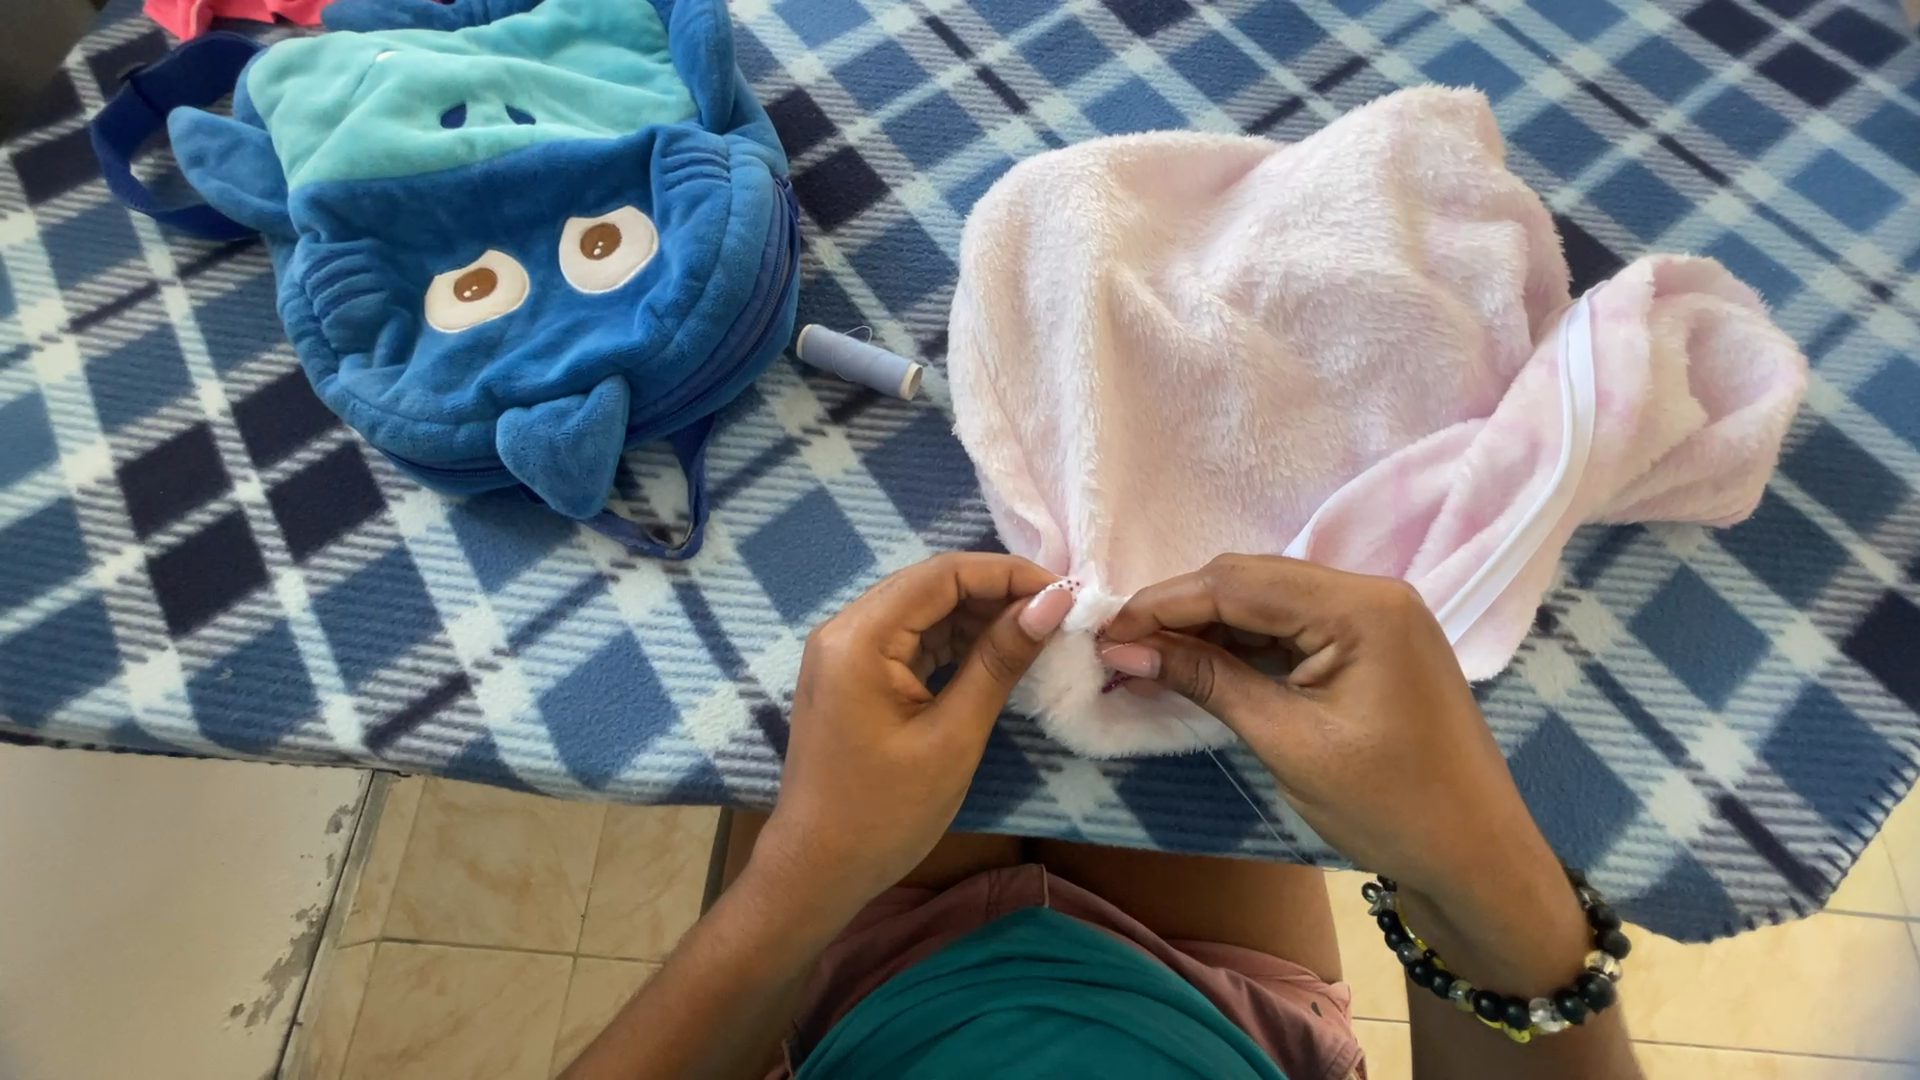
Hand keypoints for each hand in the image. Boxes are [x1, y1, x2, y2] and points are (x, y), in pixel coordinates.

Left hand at [749, 553, 1070, 916]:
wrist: (818, 870)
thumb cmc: (885, 813)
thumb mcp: (953, 736)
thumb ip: (1000, 660)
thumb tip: (1052, 605)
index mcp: (859, 637)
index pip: (942, 574)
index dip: (1007, 573)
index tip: (1063, 593)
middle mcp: (845, 628)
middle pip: (930, 584)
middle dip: (996, 592)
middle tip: (1056, 613)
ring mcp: (845, 649)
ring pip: (922, 608)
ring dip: (978, 615)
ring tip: (1035, 631)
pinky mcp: (853, 670)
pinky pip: (910, 637)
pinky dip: (954, 640)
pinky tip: (994, 650)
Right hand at [1099, 556, 1572, 931]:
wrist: (1478, 862)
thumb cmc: (1389, 807)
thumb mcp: (1286, 740)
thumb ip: (1204, 679)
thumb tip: (1122, 650)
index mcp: (1360, 607)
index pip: (1237, 584)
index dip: (1162, 604)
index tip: (1105, 632)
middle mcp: (1366, 591)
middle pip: (1246, 580)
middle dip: (1177, 609)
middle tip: (1119, 644)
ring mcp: (1368, 613)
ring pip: (1260, 598)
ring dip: (1201, 624)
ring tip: (1145, 654)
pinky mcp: (1361, 639)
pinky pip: (1283, 624)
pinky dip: (1234, 641)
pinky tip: (1195, 661)